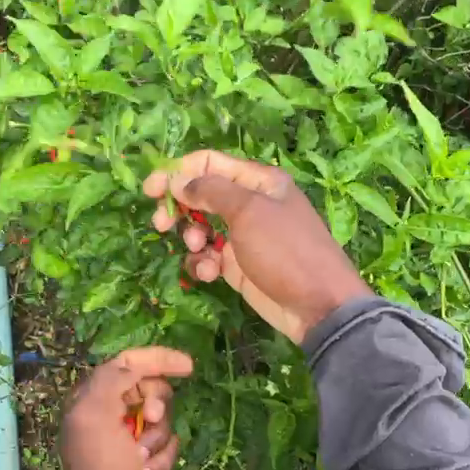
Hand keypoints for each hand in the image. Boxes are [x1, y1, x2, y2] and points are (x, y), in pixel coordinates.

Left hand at [59, 347, 192, 469]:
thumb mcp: (97, 416)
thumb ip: (113, 379)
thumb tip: (135, 364)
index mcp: (91, 398)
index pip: (128, 362)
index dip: (158, 359)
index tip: (187, 366)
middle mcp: (109, 413)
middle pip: (150, 386)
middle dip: (156, 403)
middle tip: (151, 419)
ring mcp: (129, 436)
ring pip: (163, 415)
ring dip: (158, 436)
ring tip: (142, 457)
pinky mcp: (147, 456)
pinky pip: (170, 441)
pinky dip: (163, 456)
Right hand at [144, 151, 371, 343]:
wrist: (317, 305)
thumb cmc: (286, 250)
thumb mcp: (249, 212)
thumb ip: (211, 191)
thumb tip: (178, 180)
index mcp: (258, 181)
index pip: (209, 163)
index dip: (178, 172)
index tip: (152, 190)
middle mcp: (249, 204)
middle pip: (201, 194)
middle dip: (179, 207)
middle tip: (162, 225)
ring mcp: (243, 236)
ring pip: (200, 227)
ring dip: (191, 237)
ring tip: (199, 250)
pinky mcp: (237, 266)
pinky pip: (208, 257)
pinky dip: (202, 264)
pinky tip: (209, 274)